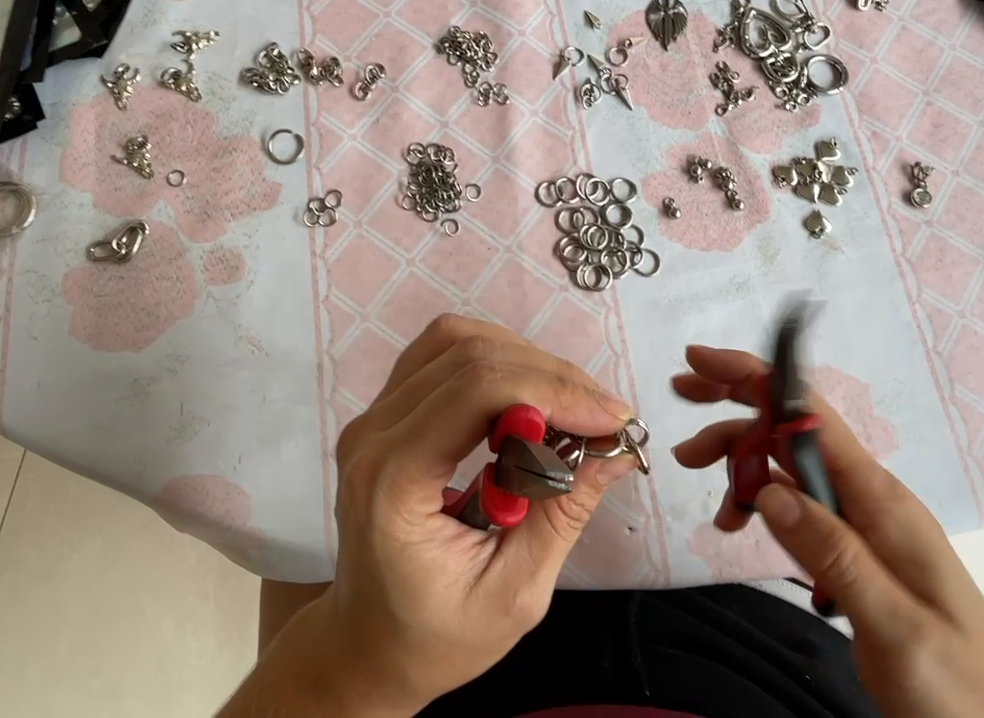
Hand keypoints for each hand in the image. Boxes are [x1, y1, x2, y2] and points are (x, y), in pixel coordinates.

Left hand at [226, 315, 638, 716]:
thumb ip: (562, 512)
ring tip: (572, 408)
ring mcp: (374, 416)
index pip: (474, 391)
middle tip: (605, 418)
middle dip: (550, 376)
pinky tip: (530, 401)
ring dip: (525, 362)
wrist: (368, 643)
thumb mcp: (514, 594)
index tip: (613, 421)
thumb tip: (616, 448)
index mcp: (393, 481)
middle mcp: (373, 432)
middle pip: (467, 355)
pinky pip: (442, 355)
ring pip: (454, 339)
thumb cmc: (436, 636)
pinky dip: (497, 364)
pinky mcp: (386, 412)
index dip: (553, 391)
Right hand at [672, 344, 983, 717]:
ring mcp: (856, 518)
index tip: (701, 361)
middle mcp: (864, 494)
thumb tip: (768, 490)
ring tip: (700, 482)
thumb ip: (833, 555)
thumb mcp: (895, 626)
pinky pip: (790, 501)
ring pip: (783, 462)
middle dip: (733, 406)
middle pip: (789, 425)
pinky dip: (755, 499)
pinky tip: (736, 521)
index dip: (754, 378)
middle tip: (682, 401)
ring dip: (737, 459)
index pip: (809, 413)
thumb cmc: (956, 679)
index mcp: (878, 498)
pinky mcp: (847, 543)